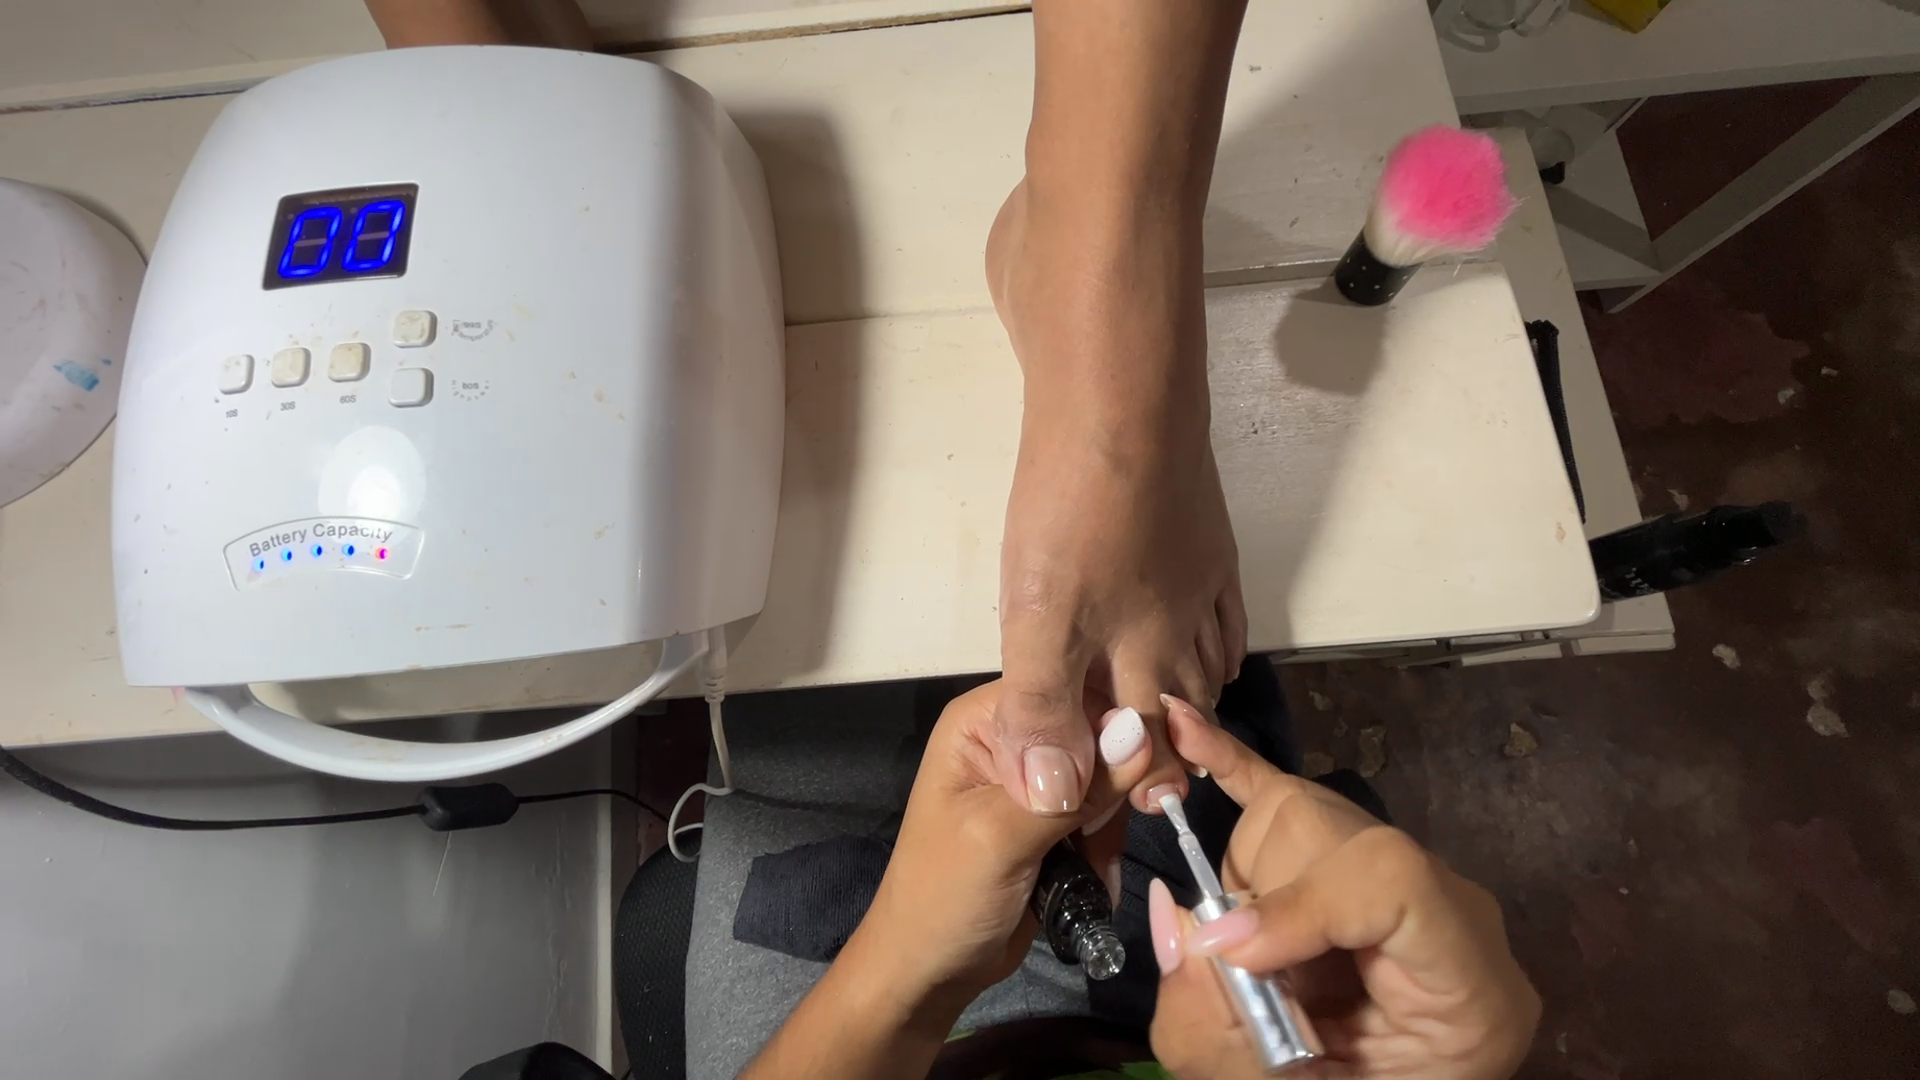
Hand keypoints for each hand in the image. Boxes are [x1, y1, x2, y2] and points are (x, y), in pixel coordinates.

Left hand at [851, 680, 1154, 1009]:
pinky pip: (1100, 810)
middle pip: (1091, 729)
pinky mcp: (1052, 816)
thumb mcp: (1004, 836)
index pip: (1062, 688)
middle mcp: (1011, 736)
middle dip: (1115, 780)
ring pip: (1104, 773)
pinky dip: (1107, 842)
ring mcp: (1033, 777)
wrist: (931, 970)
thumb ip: (1074, 789)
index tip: (1149, 766)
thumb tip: (1139, 731)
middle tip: (1132, 820)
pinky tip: (1099, 878)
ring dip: (1111, 822)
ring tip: (1098, 867)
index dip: (1111, 719)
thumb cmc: (946, 895)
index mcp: (982, 720)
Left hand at [984, 182, 1247, 820]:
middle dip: (1160, 736)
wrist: (1114, 365)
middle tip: (1132, 768)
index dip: (1142, 777)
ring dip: (1181, 675)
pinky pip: (1195, 576)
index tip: (1117, 811)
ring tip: (1159, 708)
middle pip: (1183, 689)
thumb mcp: (1043, 609)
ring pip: (1197, 632)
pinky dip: (1188, 608)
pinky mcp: (1177, 497)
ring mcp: (1190, 546)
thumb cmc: (1075, 496)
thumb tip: (1052, 800)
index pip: (1159, 736)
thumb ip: (1046, 701)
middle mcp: (1186, 603)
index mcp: (1154, 640)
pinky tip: (1166, 602)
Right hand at [1146, 697, 1540, 1079]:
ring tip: (1253, 948)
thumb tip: (1183, 929)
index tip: (1233, 951)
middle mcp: (1437, 892)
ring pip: (1281, 807)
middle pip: (1318, 830)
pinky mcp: (1337, 838)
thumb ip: (1231, 1039)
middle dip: (1254, 896)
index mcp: (1468, 975)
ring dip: (1239, 875)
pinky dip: (1221, 756)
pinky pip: (1273, 783)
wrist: (1387, 1079)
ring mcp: (1386, 855)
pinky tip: (1180, 721)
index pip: (1389, 878)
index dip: (1299, 903)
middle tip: (1244, 968)